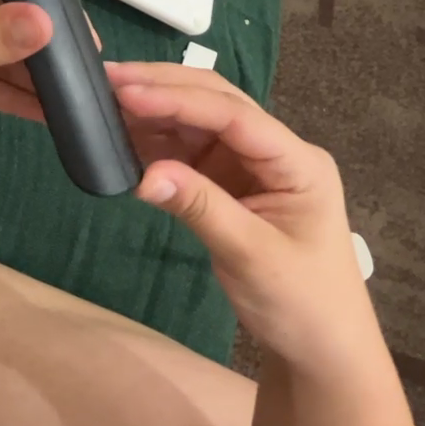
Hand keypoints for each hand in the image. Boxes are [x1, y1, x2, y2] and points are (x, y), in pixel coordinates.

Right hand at [106, 63, 381, 372]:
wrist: (320, 347)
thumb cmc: (301, 303)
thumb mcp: (252, 256)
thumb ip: (200, 207)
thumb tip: (143, 175)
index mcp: (295, 160)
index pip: (232, 115)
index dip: (178, 99)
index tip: (128, 92)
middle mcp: (271, 150)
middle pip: (214, 101)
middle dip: (162, 86)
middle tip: (107, 78)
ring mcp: (246, 163)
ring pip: (195, 118)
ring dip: (152, 106)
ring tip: (104, 96)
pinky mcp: (224, 179)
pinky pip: (184, 147)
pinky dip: (152, 137)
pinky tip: (121, 129)